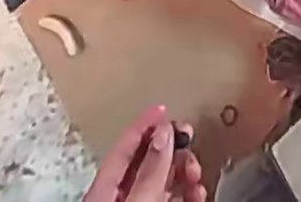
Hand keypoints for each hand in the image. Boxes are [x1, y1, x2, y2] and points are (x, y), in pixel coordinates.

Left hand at [82, 106, 204, 201]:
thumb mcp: (138, 201)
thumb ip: (151, 168)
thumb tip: (164, 131)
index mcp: (104, 189)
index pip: (124, 146)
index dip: (143, 124)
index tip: (162, 107)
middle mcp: (117, 197)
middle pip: (147, 160)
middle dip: (172, 146)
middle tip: (188, 138)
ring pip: (162, 179)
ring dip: (183, 170)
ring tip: (196, 174)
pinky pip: (170, 197)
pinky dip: (185, 191)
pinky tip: (195, 191)